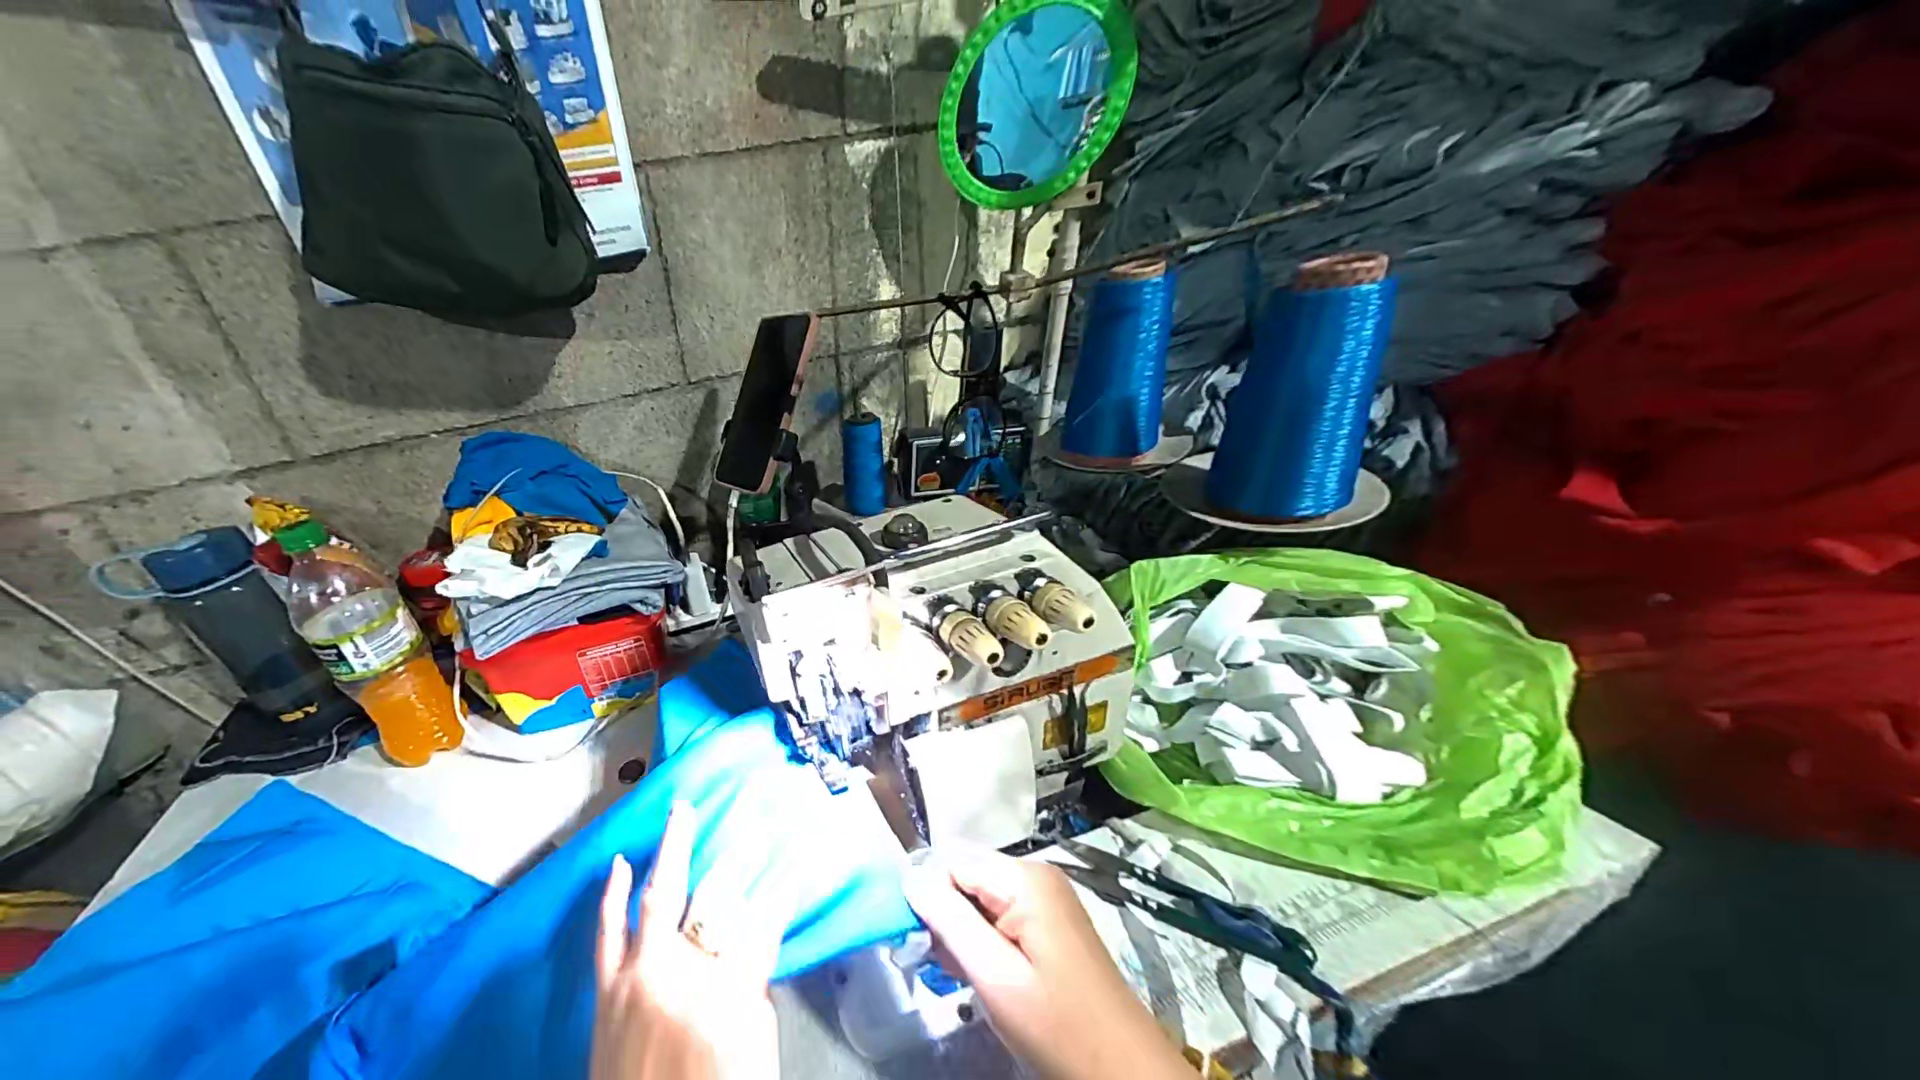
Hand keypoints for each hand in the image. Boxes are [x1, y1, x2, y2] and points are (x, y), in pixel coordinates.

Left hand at [591, 802, 785, 1079]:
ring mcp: (637, 979)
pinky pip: (608, 934)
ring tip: (682, 813)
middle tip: (748, 819)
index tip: (796, 860)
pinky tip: (619, 866)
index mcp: (728, 991)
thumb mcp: (756, 1047)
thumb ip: (753, 991)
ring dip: (671, 850)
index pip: (765, 921)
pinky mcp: (606, 993)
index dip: (783, 889)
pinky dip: (613, 897)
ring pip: (658, 898)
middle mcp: (681, 975)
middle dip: (735, 854)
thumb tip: (749, 950)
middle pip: (712, 896)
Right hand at [902, 850, 1192, 1079]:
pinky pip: (1000, 913)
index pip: (952, 862)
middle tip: (936, 961)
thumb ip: (950, 921)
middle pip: (967, 876)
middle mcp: (1035, 874)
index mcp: (1024, 878)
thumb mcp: (995, 976)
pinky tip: (982, 973)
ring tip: (959, 973)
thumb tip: (911, 876)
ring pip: (980, 897)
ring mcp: (1045, 896)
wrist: (1122, 1066)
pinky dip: (982, 939)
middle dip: (943, 914)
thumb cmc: (1057, 1023)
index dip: (926, 895)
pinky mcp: (1049, 919)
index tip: (912, 939)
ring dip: (961, 931)